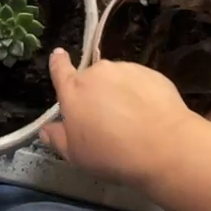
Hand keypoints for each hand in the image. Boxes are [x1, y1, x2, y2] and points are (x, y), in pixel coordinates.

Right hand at [40, 48, 201, 190]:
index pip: (60, 69)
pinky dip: (140, 95)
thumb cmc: (111, 154)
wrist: (164, 146)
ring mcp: (125, 70)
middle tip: (106, 121)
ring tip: (131, 121)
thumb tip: (46, 130)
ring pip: (117, 80)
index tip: (59, 55)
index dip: (59, 63)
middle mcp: (97, 73)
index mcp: (73, 91)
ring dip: (118, 93)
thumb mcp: (76, 156)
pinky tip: (149, 116)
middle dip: (95, 94)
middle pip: (91, 79)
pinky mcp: (151, 73)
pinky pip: (139, 83)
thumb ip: (58, 139)